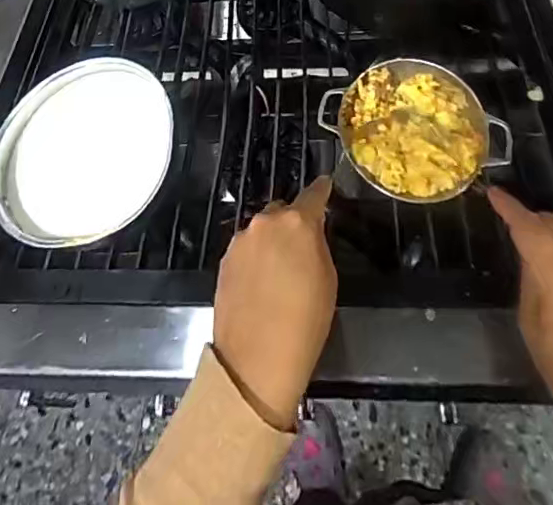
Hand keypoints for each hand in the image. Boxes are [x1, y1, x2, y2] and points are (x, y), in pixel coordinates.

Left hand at [212, 176, 335, 430]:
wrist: (255, 364)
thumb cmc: (305, 322)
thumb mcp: (328, 277)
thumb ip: (318, 243)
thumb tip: (310, 232)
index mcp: (297, 221)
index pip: (315, 193)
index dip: (323, 190)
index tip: (327, 187)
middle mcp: (265, 223)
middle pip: (284, 211)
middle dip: (294, 223)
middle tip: (304, 249)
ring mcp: (240, 242)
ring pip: (263, 231)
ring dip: (272, 241)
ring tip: (281, 271)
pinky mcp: (224, 261)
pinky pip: (247, 249)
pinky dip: (256, 258)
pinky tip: (262, 283)